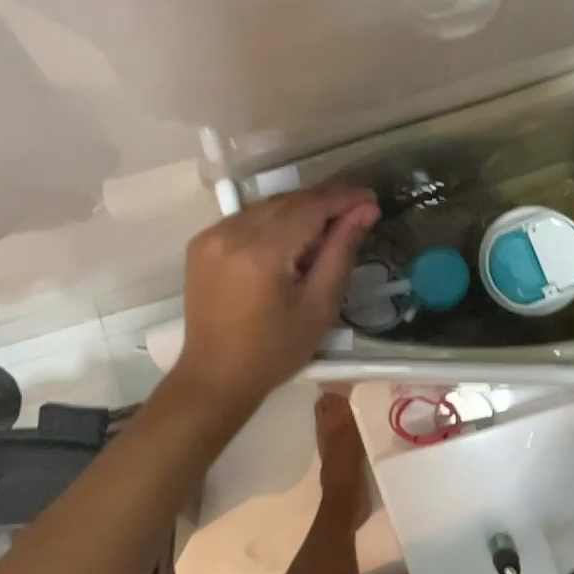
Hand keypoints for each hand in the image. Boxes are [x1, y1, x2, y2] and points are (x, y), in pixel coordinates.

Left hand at [174, 185, 379, 405]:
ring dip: (299, 209)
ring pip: (266, 207)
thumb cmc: (275, 351)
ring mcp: (212, 236)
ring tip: (330, 222)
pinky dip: (273, 221)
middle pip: (287, 202)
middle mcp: (232, 233)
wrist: (216, 376)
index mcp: (262, 251)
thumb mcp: (319, 306)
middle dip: (324, 201)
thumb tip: (365, 210)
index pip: (310, 207)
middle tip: (358, 206)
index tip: (371, 197)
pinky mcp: (202, 244)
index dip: (343, 198)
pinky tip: (293, 236)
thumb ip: (341, 252)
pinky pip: (246, 219)